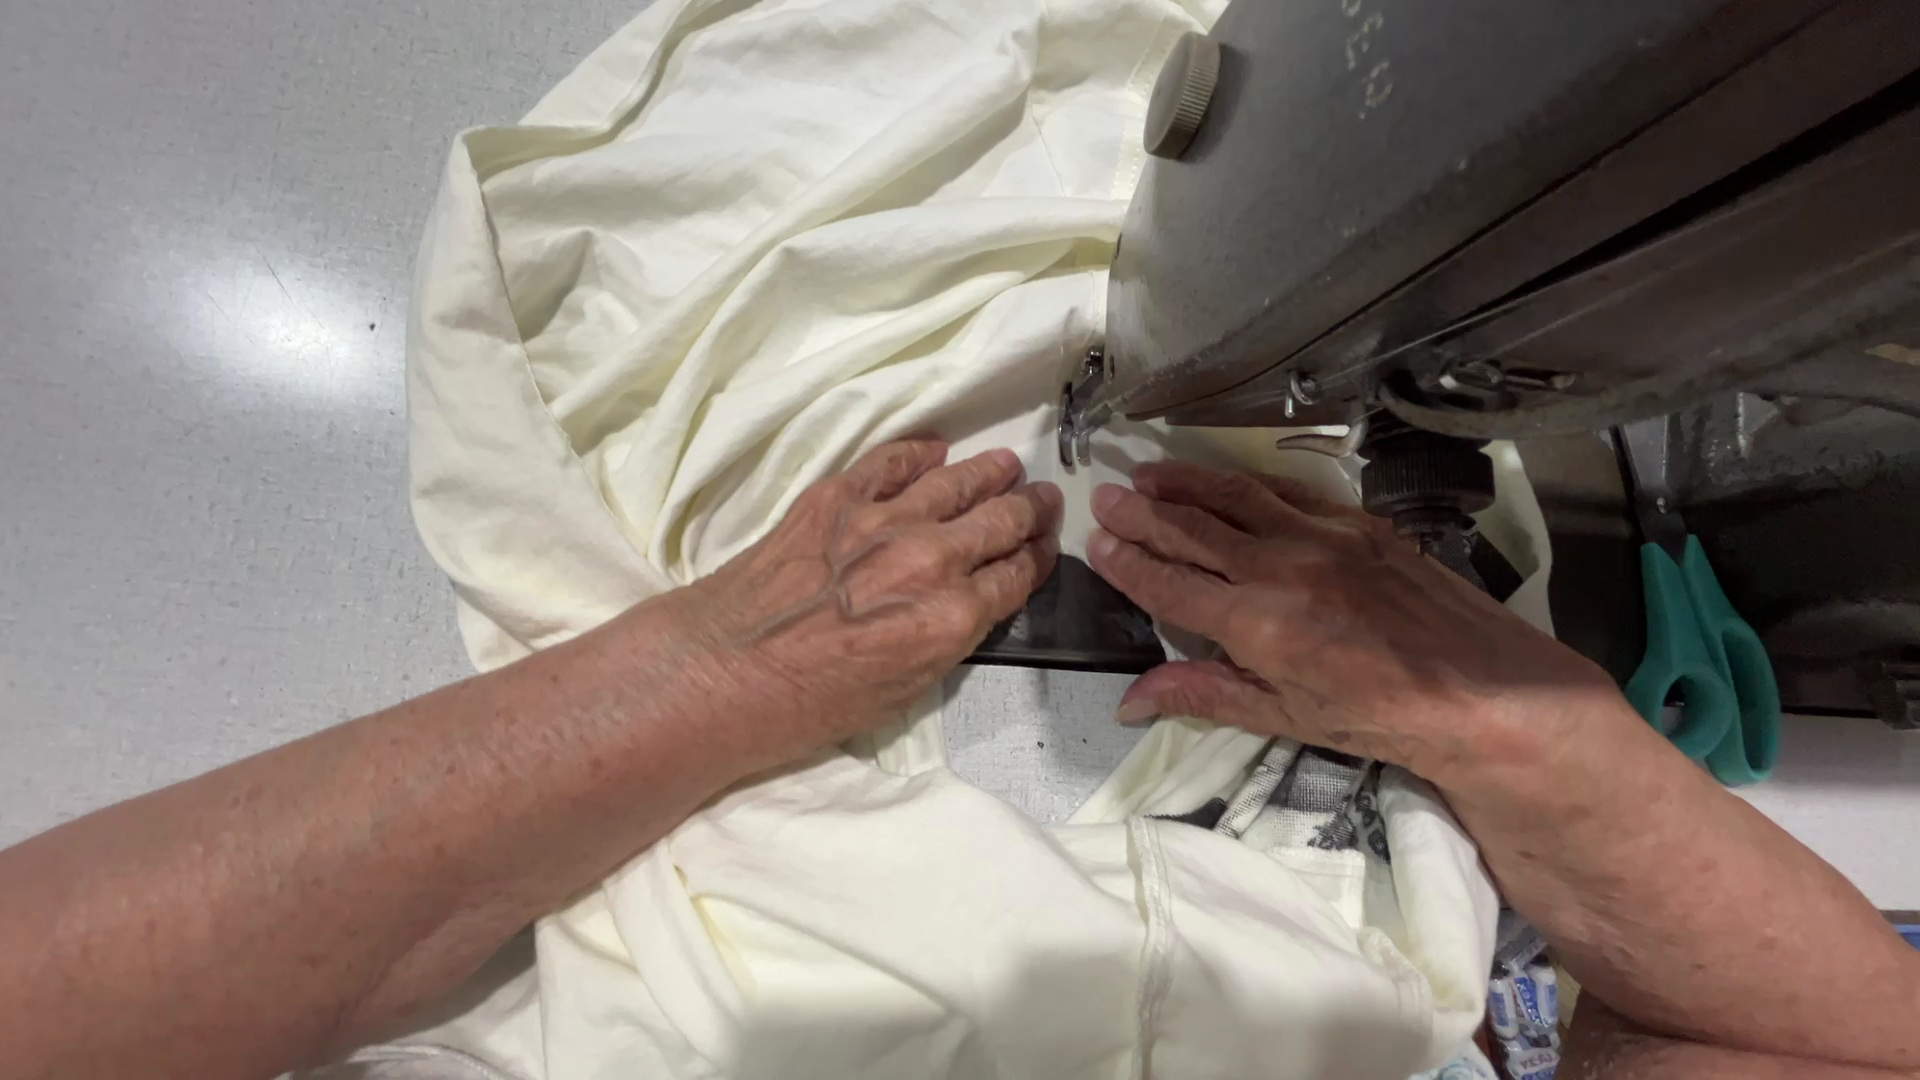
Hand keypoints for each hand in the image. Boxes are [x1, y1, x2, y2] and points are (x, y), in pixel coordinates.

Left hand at [651, 438, 1060, 771]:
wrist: (724, 671)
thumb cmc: (813, 703)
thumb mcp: (906, 689)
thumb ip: (950, 635)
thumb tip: (973, 597)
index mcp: (951, 617)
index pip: (1016, 574)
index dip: (1038, 557)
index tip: (1046, 545)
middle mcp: (930, 561)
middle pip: (999, 522)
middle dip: (1029, 510)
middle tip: (1042, 498)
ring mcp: (883, 521)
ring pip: (956, 483)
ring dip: (989, 472)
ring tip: (1007, 463)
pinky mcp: (837, 496)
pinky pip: (890, 462)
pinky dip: (918, 453)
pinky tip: (935, 450)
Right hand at [1084, 461, 1619, 783]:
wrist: (1486, 694)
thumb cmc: (1377, 717)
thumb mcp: (1281, 717)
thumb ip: (1201, 695)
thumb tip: (1127, 701)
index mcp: (1256, 625)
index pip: (1170, 585)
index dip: (1127, 564)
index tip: (1094, 543)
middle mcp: (1280, 569)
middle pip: (1191, 530)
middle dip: (1139, 513)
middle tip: (1102, 496)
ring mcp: (1321, 537)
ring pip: (1233, 497)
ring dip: (1183, 483)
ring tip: (1145, 474)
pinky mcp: (1356, 521)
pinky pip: (1284, 491)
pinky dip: (1243, 482)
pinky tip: (1221, 479)